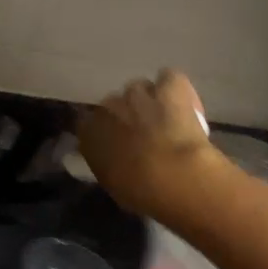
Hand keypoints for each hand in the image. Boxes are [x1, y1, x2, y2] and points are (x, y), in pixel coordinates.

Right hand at [77, 69, 227, 220]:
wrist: (175, 177)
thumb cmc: (140, 190)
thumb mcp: (113, 182)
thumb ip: (106, 164)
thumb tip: (111, 160)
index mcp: (88, 131)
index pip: (87, 124)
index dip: (104, 131)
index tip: (116, 143)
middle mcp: (108, 106)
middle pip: (114, 103)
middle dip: (126, 114)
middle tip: (143, 132)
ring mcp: (138, 94)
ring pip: (139, 88)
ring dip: (149, 100)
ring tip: (164, 116)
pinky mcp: (169, 88)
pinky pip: (169, 78)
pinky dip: (174, 87)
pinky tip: (181, 99)